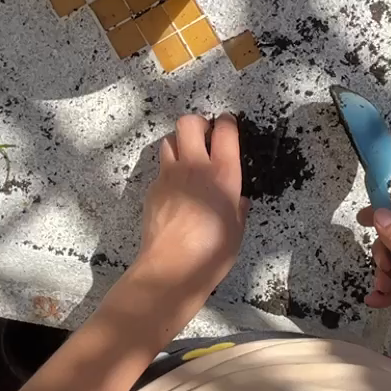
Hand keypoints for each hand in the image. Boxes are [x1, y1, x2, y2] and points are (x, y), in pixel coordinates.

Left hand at [131, 114, 248, 297]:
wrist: (172, 268)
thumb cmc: (212, 252)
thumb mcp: (237, 230)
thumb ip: (238, 208)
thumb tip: (238, 199)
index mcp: (222, 174)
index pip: (225, 130)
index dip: (227, 122)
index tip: (228, 124)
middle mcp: (195, 167)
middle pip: (189, 122)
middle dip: (198, 123)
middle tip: (205, 136)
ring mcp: (169, 176)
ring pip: (170, 140)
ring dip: (180, 143)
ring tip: (188, 160)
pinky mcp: (153, 189)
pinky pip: (161, 169)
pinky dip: (169, 171)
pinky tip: (176, 191)